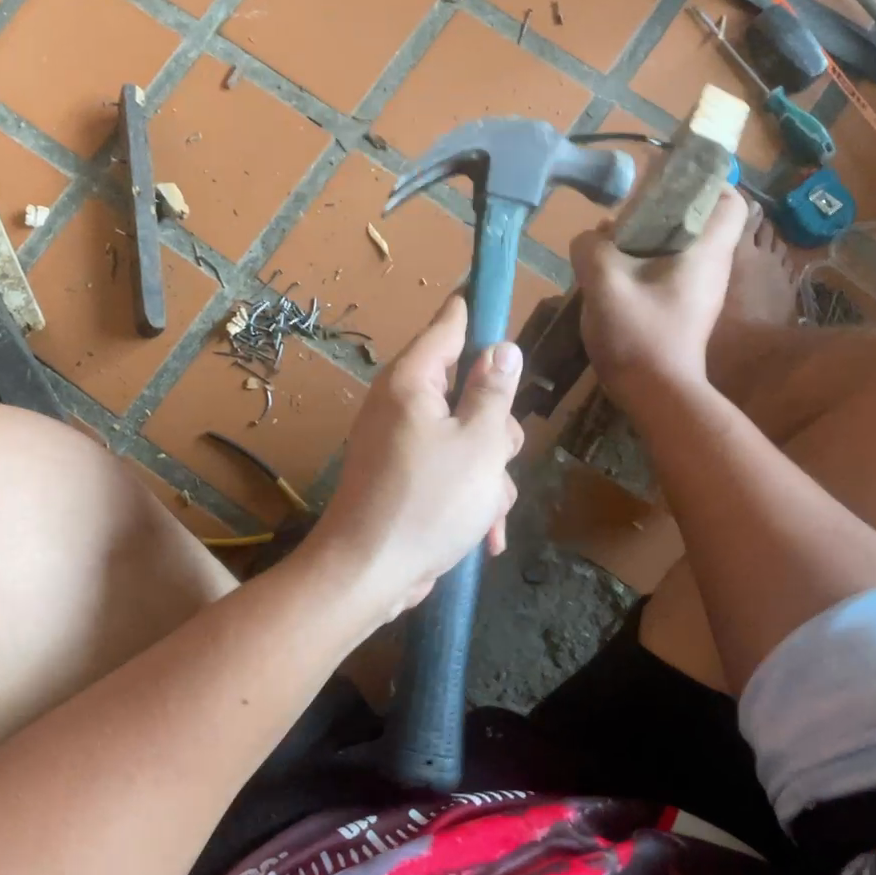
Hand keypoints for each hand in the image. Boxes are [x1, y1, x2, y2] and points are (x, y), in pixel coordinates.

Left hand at [308, 296, 524, 618]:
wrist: (370, 573)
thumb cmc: (428, 503)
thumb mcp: (479, 444)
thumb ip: (493, 393)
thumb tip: (501, 348)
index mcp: (412, 382)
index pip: (450, 325)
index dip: (481, 314)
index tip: (505, 301)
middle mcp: (402, 406)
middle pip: (468, 391)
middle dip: (496, 427)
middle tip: (499, 453)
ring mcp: (401, 446)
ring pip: (468, 439)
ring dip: (489, 473)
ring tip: (486, 508)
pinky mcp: (405, 482)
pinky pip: (450, 474)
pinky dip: (470, 498)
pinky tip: (484, 533)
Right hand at [568, 184, 749, 395]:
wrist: (657, 395)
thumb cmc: (639, 333)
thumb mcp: (603, 282)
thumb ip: (591, 248)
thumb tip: (590, 239)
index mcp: (707, 251)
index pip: (730, 199)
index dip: (704, 182)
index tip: (667, 184)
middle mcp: (713, 268)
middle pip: (698, 223)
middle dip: (662, 213)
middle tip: (623, 220)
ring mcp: (701, 295)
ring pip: (680, 251)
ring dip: (648, 244)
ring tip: (610, 252)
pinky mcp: (686, 315)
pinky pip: (670, 277)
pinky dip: (646, 270)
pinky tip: (615, 283)